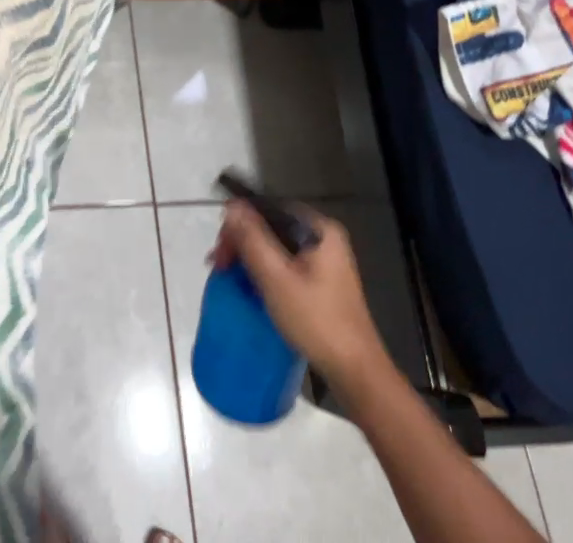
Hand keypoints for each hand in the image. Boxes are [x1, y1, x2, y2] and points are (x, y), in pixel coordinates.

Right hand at [209, 200, 389, 383]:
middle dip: (241, 243)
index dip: (239, 223)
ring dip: (248, 258)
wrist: (353, 368)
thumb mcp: (276, 277)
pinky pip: (284, 264)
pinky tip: (248, 286)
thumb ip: (252, 239)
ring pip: (275, 247)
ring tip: (227, 276)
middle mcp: (323, 238)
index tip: (220, 248)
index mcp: (318, 230)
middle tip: (219, 266)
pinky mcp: (320, 281)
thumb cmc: (315, 319)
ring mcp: (323, 260)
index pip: (268, 209)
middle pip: (270, 228)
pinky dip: (263, 271)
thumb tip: (232, 206)